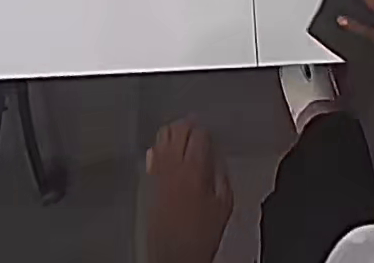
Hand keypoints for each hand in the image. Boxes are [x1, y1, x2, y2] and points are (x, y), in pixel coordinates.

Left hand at [145, 118, 232, 262]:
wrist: (174, 257)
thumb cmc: (200, 236)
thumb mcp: (223, 207)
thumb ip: (222, 176)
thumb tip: (217, 160)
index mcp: (194, 169)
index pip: (199, 134)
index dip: (206, 131)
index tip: (211, 135)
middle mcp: (174, 164)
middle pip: (179, 128)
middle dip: (190, 124)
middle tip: (198, 127)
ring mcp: (159, 170)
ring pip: (163, 135)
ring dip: (174, 130)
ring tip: (183, 133)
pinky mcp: (149, 180)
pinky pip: (154, 151)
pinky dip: (162, 144)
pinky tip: (168, 149)